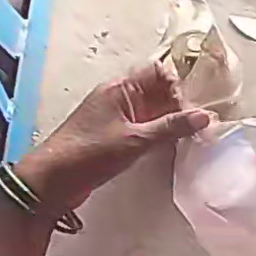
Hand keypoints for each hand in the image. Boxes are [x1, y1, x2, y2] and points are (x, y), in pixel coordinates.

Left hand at [13, 61, 212, 211]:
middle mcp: (120, 99)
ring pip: (155, 111)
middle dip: (181, 104)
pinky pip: (148, 128)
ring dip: (174, 121)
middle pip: (160, 91)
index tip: (194, 105)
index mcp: (120, 89)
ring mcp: (119, 118)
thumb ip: (172, 127)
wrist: (52, 183)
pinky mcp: (119, 137)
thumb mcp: (135, 139)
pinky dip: (163, 133)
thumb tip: (204, 116)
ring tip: (194, 134)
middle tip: (201, 122)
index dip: (179, 84)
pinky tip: (176, 144)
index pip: (158, 72)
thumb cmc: (88, 153)